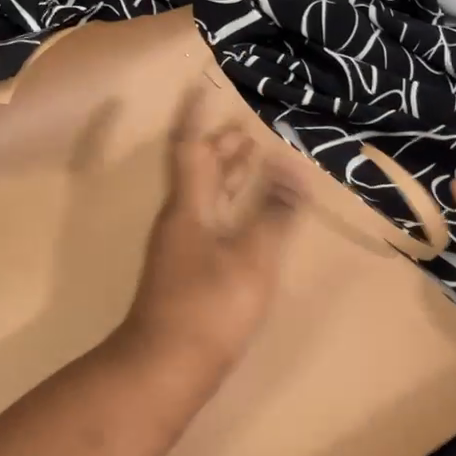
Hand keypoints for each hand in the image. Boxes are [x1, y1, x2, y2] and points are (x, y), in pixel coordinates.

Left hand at [118, 91, 300, 375]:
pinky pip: (210, 222)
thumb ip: (273, 211)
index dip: (195, 116)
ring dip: (226, 175)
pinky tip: (246, 218)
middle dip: (220, 146)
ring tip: (251, 158)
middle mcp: (179, 221)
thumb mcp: (251, 257)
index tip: (201, 87)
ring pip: (204, 199)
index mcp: (188, 207)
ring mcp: (180, 249)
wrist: (164, 367)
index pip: (189, 148)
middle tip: (244, 127)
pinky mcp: (188, 274)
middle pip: (197, 172)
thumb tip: (290, 164)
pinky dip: (229, 207)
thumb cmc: (208, 308)